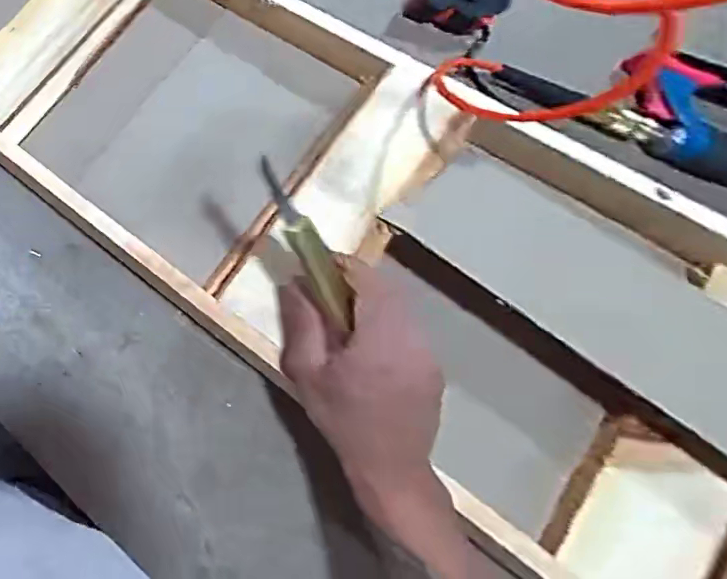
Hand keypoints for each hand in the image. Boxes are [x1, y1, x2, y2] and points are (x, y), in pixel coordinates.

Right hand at [279, 262, 481, 577]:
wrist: (391, 468)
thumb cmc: (341, 417)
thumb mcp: (306, 370)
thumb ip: (302, 322)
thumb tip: (294, 283)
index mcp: (382, 343)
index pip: (370, 283)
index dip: (341, 264)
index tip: (312, 259)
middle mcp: (414, 344)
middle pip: (387, 290)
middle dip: (351, 278)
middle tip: (317, 284)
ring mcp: (429, 356)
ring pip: (398, 306)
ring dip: (366, 297)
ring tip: (334, 310)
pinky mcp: (432, 366)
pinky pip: (405, 324)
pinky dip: (379, 315)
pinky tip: (357, 335)